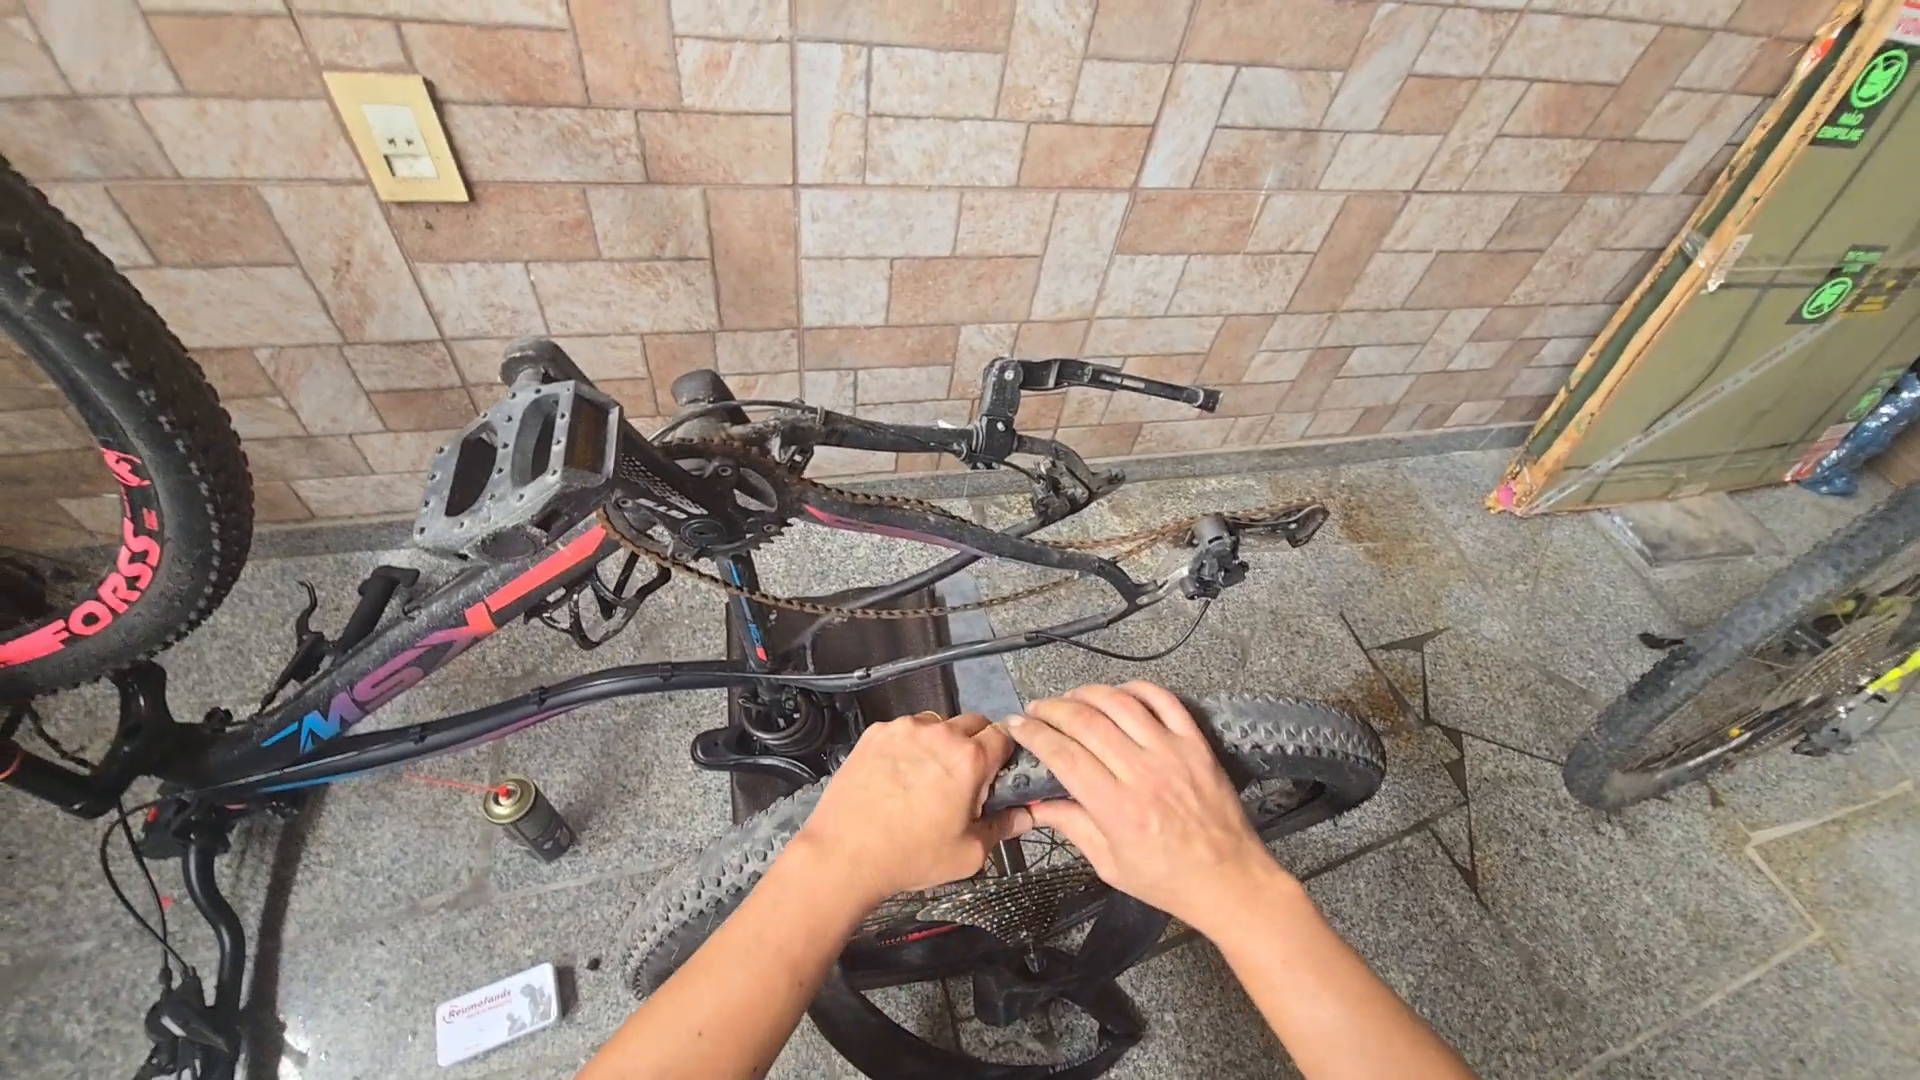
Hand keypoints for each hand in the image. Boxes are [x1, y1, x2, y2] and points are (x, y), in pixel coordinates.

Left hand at [794, 711, 1028, 906]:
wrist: (845, 854)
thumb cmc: (910, 856)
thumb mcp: (968, 853)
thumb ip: (1003, 828)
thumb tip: (1025, 816)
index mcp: (969, 759)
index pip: (1004, 736)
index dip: (1005, 752)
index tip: (999, 769)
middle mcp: (939, 734)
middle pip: (973, 723)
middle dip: (977, 744)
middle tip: (966, 777)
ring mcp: (904, 729)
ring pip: (938, 723)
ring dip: (942, 741)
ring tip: (929, 775)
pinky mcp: (876, 733)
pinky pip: (905, 730)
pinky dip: (910, 745)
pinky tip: (900, 774)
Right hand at [1006, 682, 1289, 936]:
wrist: (1231, 882)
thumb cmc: (1166, 880)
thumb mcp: (1109, 864)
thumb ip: (1071, 825)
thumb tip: (1033, 802)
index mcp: (1118, 809)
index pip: (1064, 756)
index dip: (1034, 735)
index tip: (1016, 725)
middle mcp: (1143, 773)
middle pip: (1086, 722)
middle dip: (1052, 709)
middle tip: (1036, 710)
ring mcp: (1173, 753)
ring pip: (1120, 703)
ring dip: (1086, 694)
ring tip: (1068, 698)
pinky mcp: (1195, 743)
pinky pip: (1163, 700)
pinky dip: (1135, 688)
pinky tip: (1115, 694)